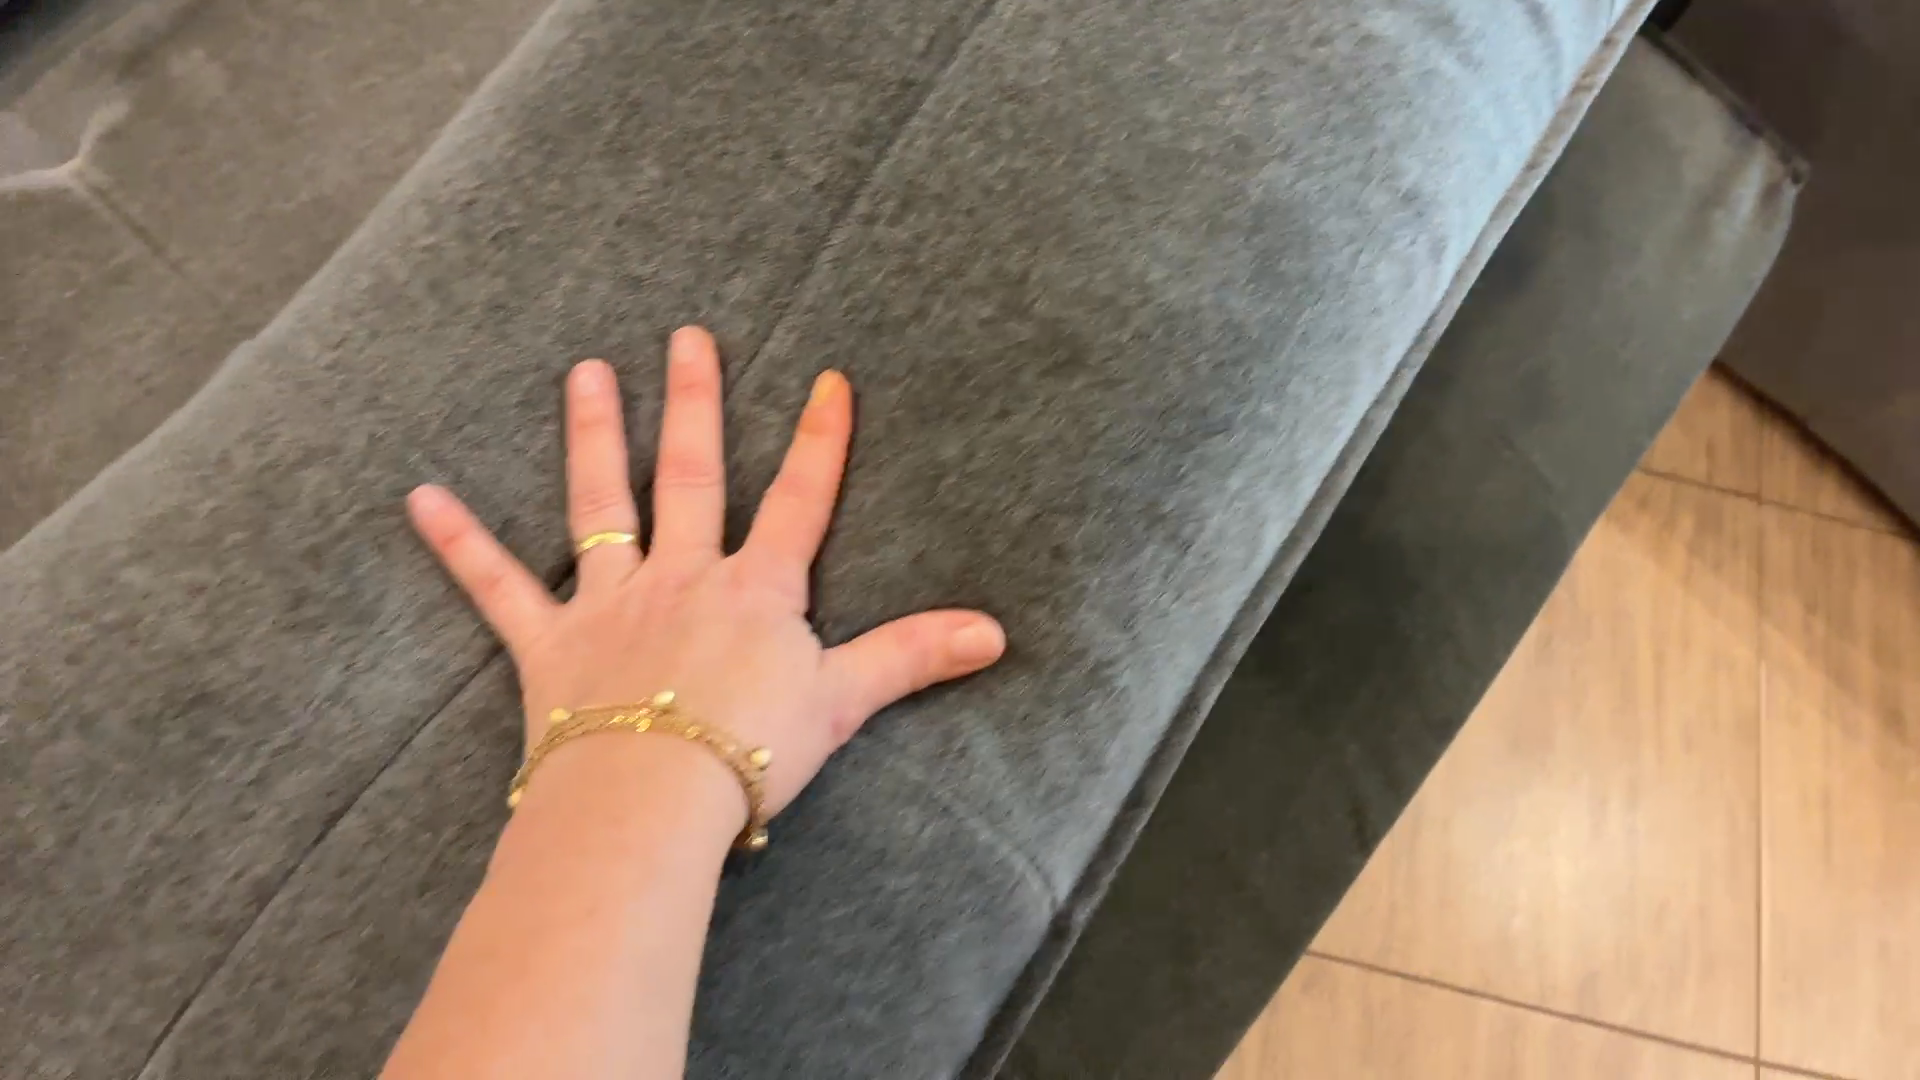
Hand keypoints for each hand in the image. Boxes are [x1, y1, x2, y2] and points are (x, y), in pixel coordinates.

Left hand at [406, 327, 1004, 826]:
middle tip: (687, 335)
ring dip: (593, 435)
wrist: (651, 805)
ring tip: (584, 372)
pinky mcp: (547, 645)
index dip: (820, 440)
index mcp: (755, 589)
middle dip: (695, 402)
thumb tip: (997, 636)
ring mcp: (611, 604)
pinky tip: (420, 497)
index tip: (829, 380)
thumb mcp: (845, 700)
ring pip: (601, 505)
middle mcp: (683, 577)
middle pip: (692, 475)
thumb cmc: (752, 751)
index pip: (800, 499)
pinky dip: (462, 544)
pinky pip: (498, 587)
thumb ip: (915, 657)